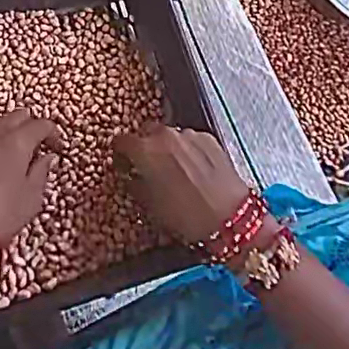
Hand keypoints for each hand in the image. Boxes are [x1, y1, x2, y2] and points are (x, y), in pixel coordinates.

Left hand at [0, 109, 60, 242]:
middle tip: (40, 144)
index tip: (57, 147)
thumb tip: (47, 158)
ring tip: (20, 151)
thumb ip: (42, 171)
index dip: (53, 133)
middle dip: (31, 125)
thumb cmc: (1, 216)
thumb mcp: (32, 196)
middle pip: (17, 116)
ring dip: (11, 130)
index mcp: (16, 142)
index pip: (40, 124)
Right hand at [114, 124, 250, 246]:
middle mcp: (166, 136)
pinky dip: (187, 149)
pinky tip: (194, 169)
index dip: (120, 151)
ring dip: (167, 147)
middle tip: (147, 166)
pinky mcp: (209, 138)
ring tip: (175, 170)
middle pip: (146, 132)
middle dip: (144, 146)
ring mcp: (189, 134)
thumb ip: (135, 184)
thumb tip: (130, 177)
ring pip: (170, 135)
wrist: (229, 216)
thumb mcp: (151, 205)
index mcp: (145, 151)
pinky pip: (190, 139)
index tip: (121, 159)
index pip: (122, 141)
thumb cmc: (187, 215)